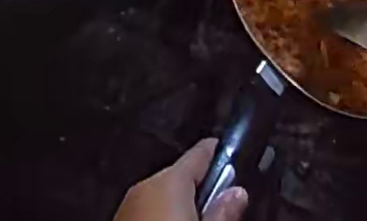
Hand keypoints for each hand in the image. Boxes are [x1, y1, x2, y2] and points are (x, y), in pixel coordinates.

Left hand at [114, 138, 248, 220]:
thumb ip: (223, 214)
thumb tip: (237, 194)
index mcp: (169, 180)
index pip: (202, 152)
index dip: (224, 158)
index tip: (238, 169)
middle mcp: (145, 187)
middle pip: (184, 177)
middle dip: (203, 194)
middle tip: (219, 217)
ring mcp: (128, 209)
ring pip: (166, 199)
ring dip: (182, 213)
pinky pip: (150, 216)